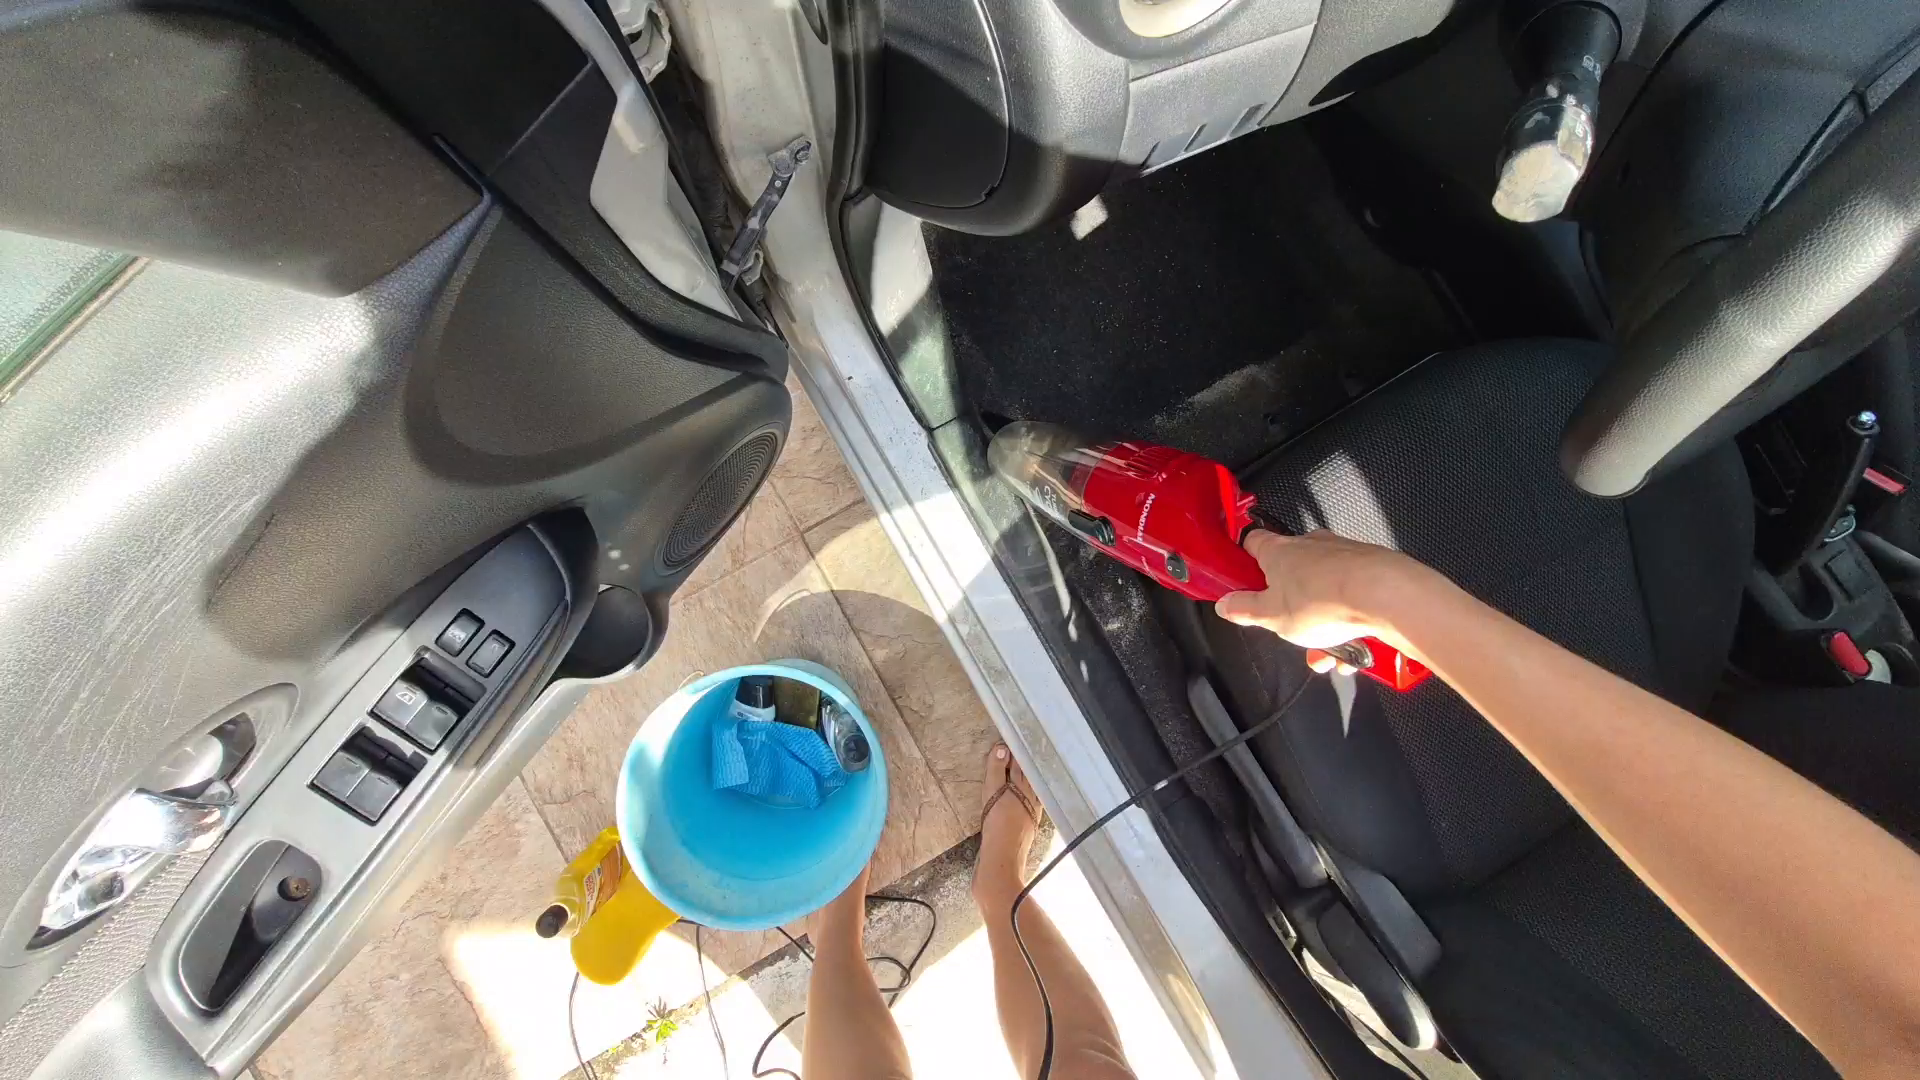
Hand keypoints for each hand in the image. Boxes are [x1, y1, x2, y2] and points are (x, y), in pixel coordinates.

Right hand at [1215, 530, 1429, 670]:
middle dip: (1289, 604)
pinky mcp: (1375, 566)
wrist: (1390, 596)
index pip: (1252, 542)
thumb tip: (1223, 604)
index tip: (1244, 582)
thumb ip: (1244, 609)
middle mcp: (1310, 544)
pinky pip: (1352, 593)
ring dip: (1322, 620)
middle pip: (1290, 571)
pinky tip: (1355, 649)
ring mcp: (1345, 553)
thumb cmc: (1321, 602)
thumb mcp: (1271, 616)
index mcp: (1278, 550)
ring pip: (1324, 588)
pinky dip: (1349, 618)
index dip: (1245, 560)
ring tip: (1330, 654)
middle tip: (1291, 630)